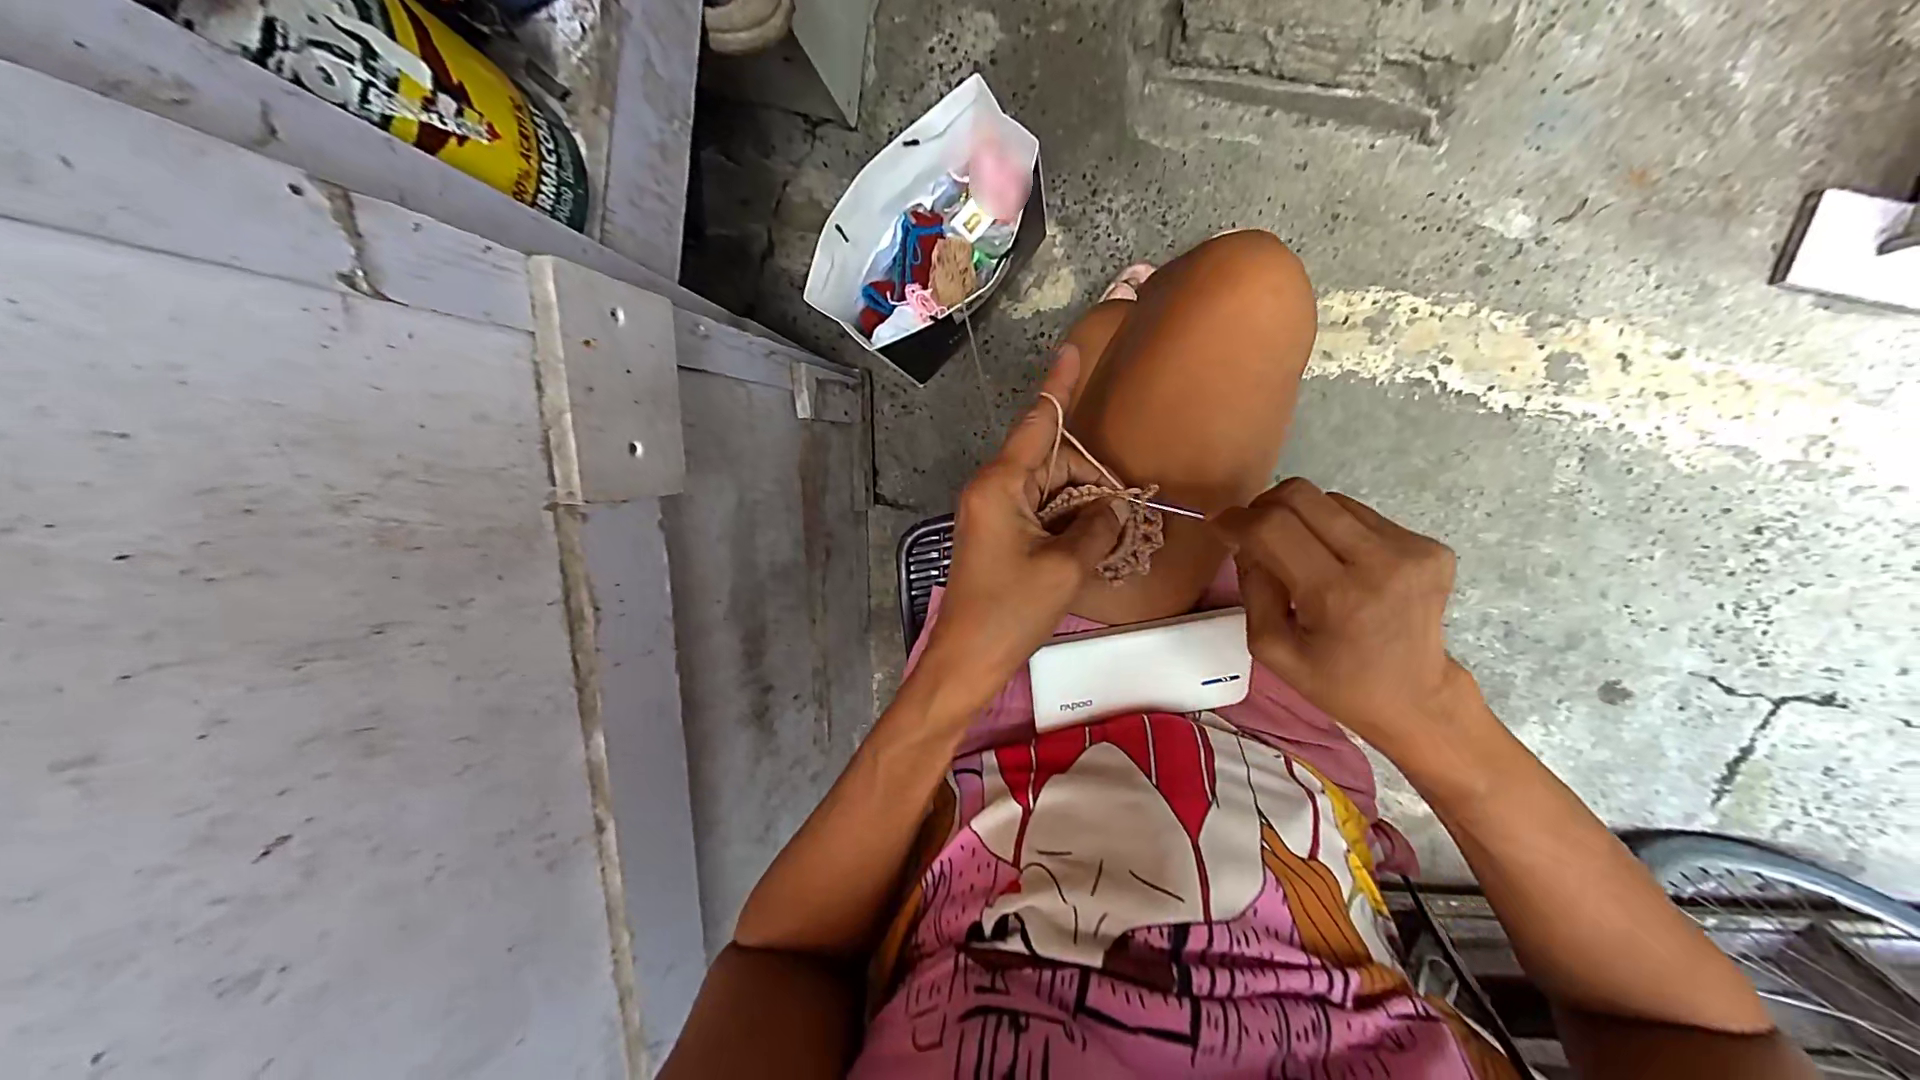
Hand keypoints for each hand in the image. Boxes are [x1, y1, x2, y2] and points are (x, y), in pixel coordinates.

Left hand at [922, 345, 1122, 691]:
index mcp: (1000, 485)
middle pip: (1052, 461)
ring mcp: (992, 512)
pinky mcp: (998, 534)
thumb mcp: (1064, 568)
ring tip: (1114, 530)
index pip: (1037, 424)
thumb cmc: (1010, 613)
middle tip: (1127, 508)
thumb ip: (1097, 528)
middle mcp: (992, 489)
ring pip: (1049, 489)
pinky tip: (1092, 539)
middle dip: (1091, 478)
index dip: (1058, 387)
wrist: (967, 658)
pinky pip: (1039, 512)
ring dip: (1082, 504)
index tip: (1072, 349)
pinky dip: (1067, 520)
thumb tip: (1115, 507)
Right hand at [1211, 478, 1473, 752]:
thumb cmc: (1336, 682)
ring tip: (1297, 553)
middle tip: (1253, 532)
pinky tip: (1336, 561)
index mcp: (1338, 596)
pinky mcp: (1429, 546)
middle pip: (1302, 496)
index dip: (1237, 518)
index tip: (1220, 524)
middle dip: (1264, 507)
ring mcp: (1412, 550)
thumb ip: (1253, 587)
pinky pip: (1359, 515)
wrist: (1416, 698)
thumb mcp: (1271, 648)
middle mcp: (1381, 562)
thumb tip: (1245, 540)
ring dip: (1300, 518)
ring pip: (1330, 500)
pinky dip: (1333, 529)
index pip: (1273, 527)